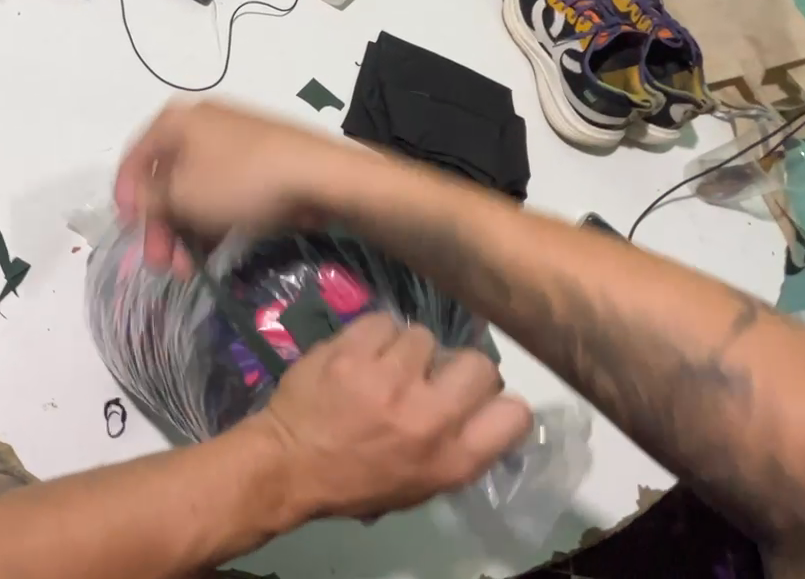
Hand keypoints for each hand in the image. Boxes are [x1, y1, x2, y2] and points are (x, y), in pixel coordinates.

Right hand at [115, 101, 372, 271]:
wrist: (320, 175)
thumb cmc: (240, 180)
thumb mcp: (182, 195)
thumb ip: (147, 201)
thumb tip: (133, 203)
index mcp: (175, 120)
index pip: (134, 159)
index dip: (125, 199)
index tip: (128, 234)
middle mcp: (199, 123)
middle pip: (163, 177)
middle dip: (158, 224)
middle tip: (160, 262)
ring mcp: (230, 140)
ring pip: (193, 188)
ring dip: (184, 229)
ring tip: (187, 267)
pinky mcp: (257, 159)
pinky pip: (220, 190)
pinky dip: (210, 219)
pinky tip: (213, 249)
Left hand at [243, 313, 533, 522]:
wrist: (290, 462)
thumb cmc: (357, 481)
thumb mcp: (423, 483)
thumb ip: (460, 446)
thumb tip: (485, 407)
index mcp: (451, 459)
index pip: (514, 414)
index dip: (500, 400)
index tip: (478, 398)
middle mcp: (428, 415)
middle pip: (478, 363)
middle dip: (458, 364)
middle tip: (431, 373)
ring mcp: (387, 378)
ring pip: (423, 336)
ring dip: (407, 348)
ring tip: (385, 365)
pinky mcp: (351, 351)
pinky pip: (382, 321)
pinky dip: (375, 333)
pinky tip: (361, 351)